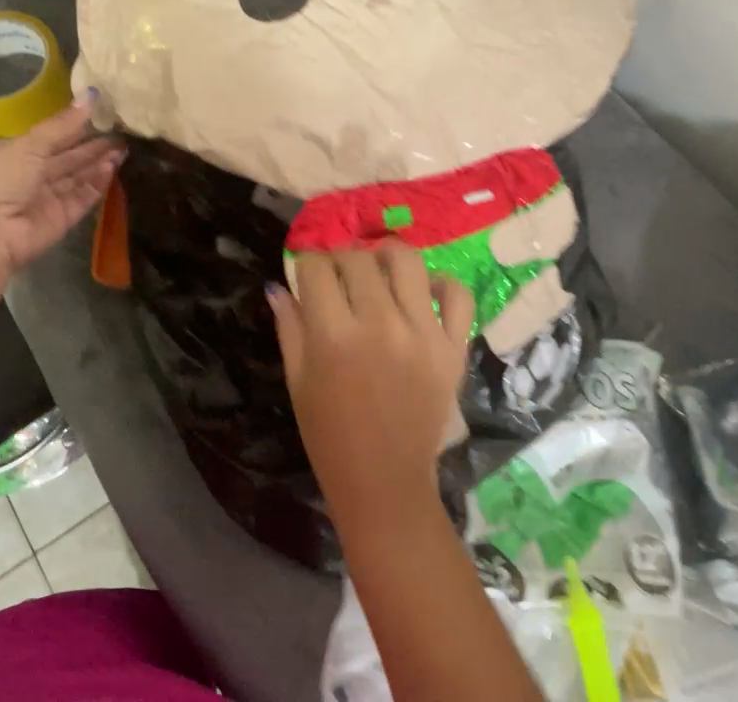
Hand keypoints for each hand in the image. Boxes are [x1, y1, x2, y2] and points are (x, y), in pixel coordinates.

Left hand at [0, 98, 123, 282]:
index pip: (50, 137)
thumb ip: (63, 124)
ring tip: (124, 146)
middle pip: (68, 158)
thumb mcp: (29, 145)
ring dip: (99, 162)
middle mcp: (30, 175)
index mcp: (14, 153)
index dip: (75, 125)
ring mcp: (47, 198)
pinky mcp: (62, 219)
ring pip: (79, 177)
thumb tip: (92, 94)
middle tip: (122, 130)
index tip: (103, 112)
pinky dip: (98, 183)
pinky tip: (113, 167)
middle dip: (93, 145)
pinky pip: (83, 197)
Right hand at [267, 243, 473, 518]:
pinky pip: (458, 295)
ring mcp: (423, 334)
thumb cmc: (330, 436)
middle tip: (339, 275)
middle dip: (341, 259)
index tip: (309, 273)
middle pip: (359, 259)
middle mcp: (380, 325)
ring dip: (386, 256)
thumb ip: (289, 328)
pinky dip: (442, 284)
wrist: (384, 480)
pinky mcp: (454, 348)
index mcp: (334, 336)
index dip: (307, 264)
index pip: (317, 268)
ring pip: (407, 261)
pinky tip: (424, 292)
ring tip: (379, 269)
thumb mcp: (297, 382)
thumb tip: (279, 285)